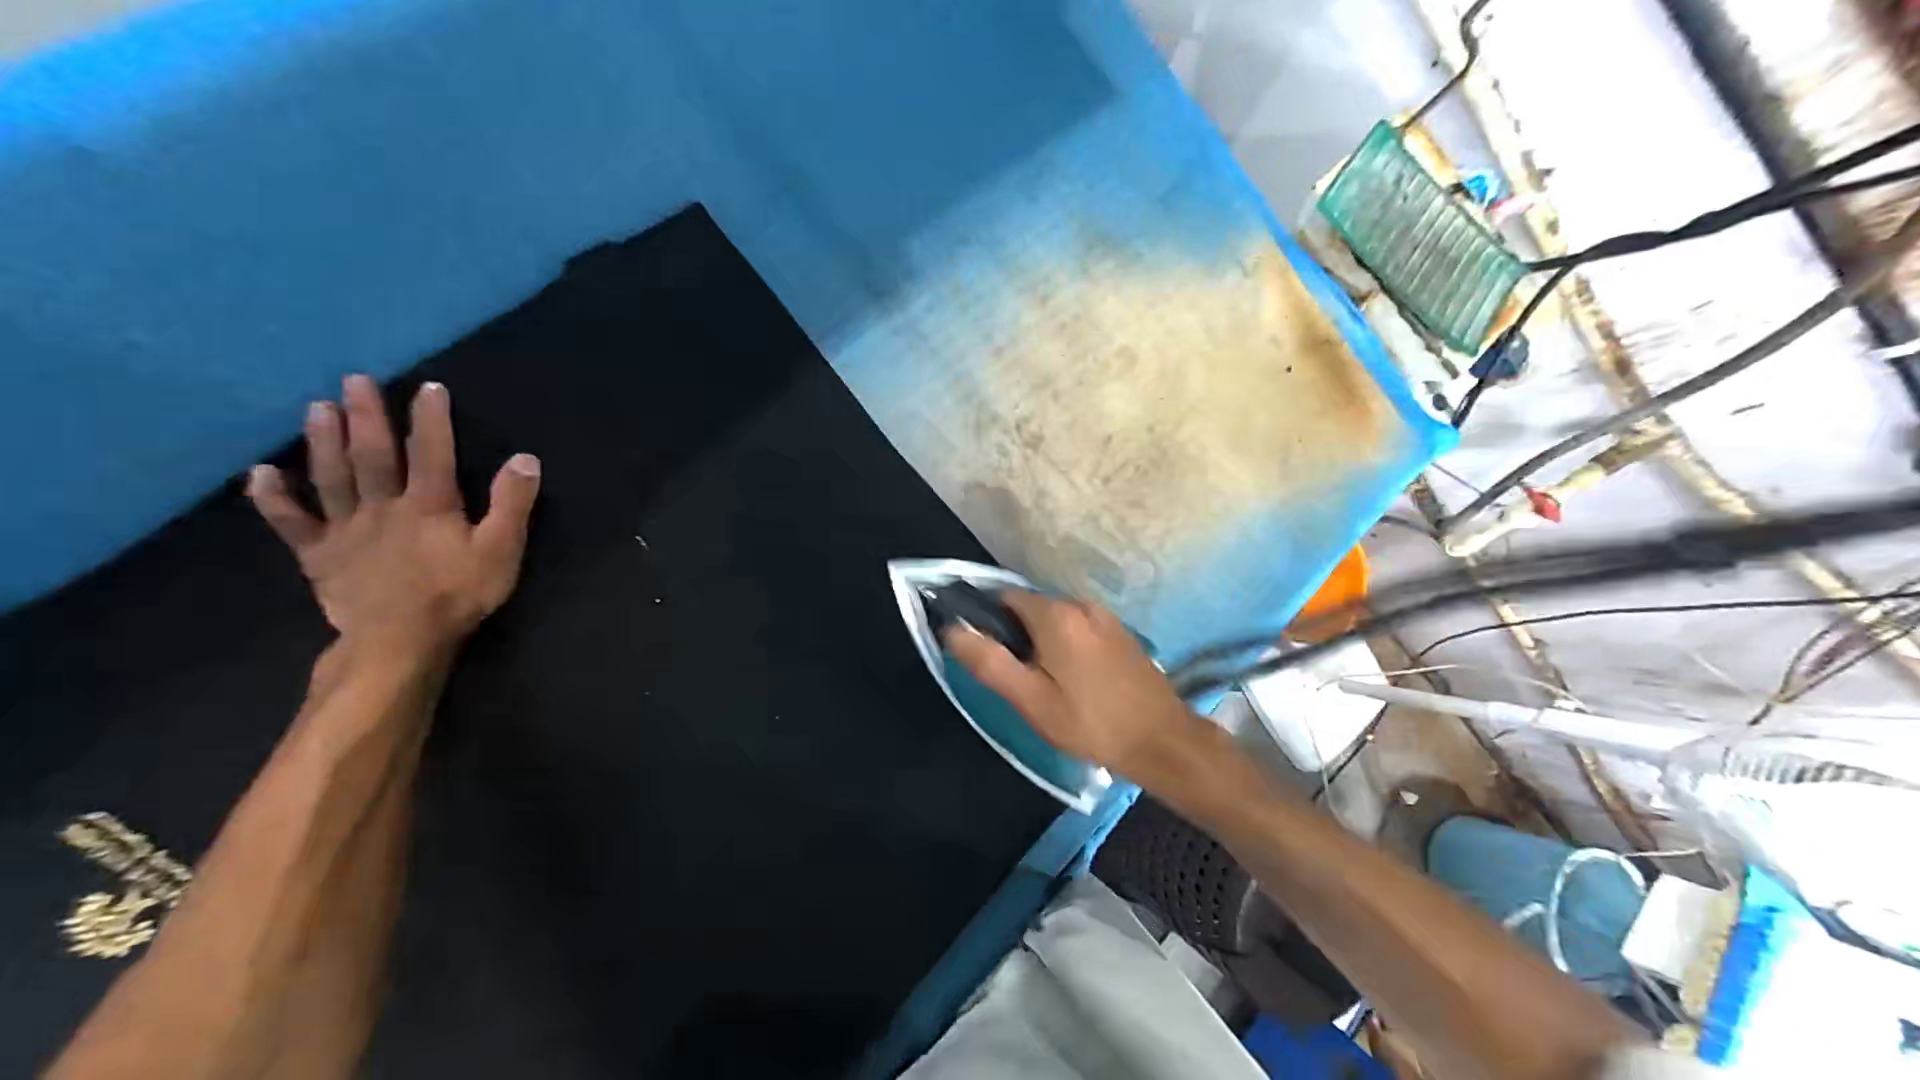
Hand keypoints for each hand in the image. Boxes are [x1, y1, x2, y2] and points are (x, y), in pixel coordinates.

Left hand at [247, 374, 540, 660]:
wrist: (399, 642)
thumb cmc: (457, 594)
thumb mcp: (501, 550)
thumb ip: (512, 504)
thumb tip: (525, 459)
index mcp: (430, 505)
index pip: (432, 452)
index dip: (431, 419)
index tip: (428, 387)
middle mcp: (383, 506)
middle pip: (373, 455)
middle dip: (366, 416)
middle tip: (354, 380)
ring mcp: (346, 529)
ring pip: (332, 478)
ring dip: (323, 441)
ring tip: (316, 407)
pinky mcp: (320, 556)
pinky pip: (292, 523)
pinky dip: (274, 498)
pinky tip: (261, 474)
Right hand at [941, 590, 1207, 778]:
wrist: (1162, 741)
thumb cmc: (1090, 723)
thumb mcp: (1030, 699)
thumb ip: (988, 661)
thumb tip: (951, 629)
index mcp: (1056, 614)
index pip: (1004, 597)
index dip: (989, 623)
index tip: (990, 657)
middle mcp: (1081, 604)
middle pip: (1030, 608)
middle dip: (1017, 636)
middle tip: (1020, 682)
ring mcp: (1106, 617)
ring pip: (1056, 620)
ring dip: (1042, 643)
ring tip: (1047, 686)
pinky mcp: (1121, 633)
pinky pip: (1079, 629)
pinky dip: (1066, 646)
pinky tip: (1075, 683)